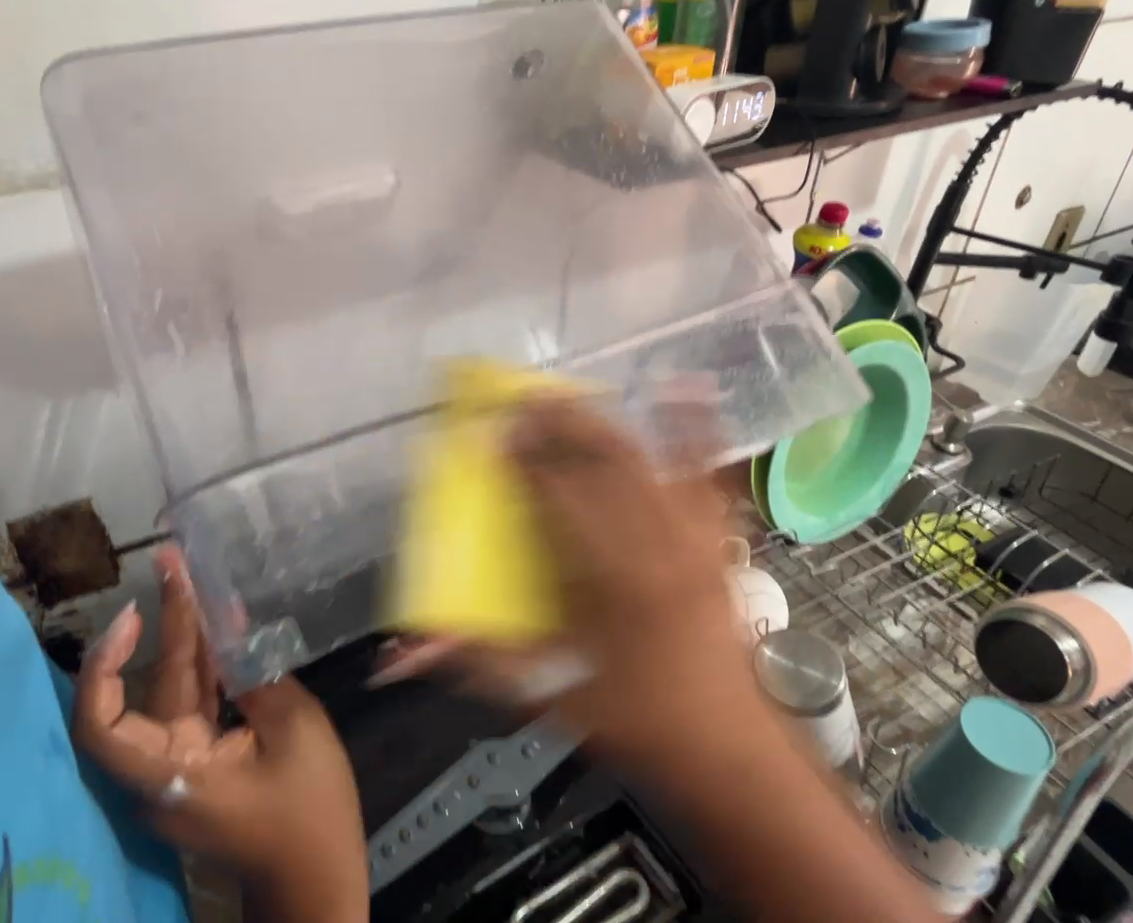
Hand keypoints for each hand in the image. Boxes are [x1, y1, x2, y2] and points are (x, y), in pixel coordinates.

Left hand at [73, 548, 367, 921]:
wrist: (316, 882)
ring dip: (184, 636)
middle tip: (169, 562)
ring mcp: (181, 767)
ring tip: (187, 575)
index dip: (103, 668)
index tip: (134, 615)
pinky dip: (208, 666)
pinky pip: (197, 706)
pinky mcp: (204, 763)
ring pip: (173, 691)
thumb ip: (257, 675)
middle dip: (161, 624)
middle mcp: (162, 770)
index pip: (101, 726)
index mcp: (172, 774)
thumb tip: (229, 629)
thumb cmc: (309, 811)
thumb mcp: (295, 732)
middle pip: (144, 691)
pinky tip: (219, 624)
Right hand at [377, 397, 759, 770]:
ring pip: (651, 460)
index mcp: (611, 582)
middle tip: (526, 398)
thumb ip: (477, 662)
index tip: (496, 431)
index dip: (526, 459)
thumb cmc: (635, 720)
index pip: (561, 499)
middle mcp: (657, 548)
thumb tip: (404, 654)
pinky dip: (697, 427)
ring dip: (608, 422)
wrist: (728, 746)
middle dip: (562, 424)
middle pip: (605, 464)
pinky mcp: (718, 541)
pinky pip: (710, 473)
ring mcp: (695, 540)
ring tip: (572, 396)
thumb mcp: (549, 696)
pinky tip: (685, 387)